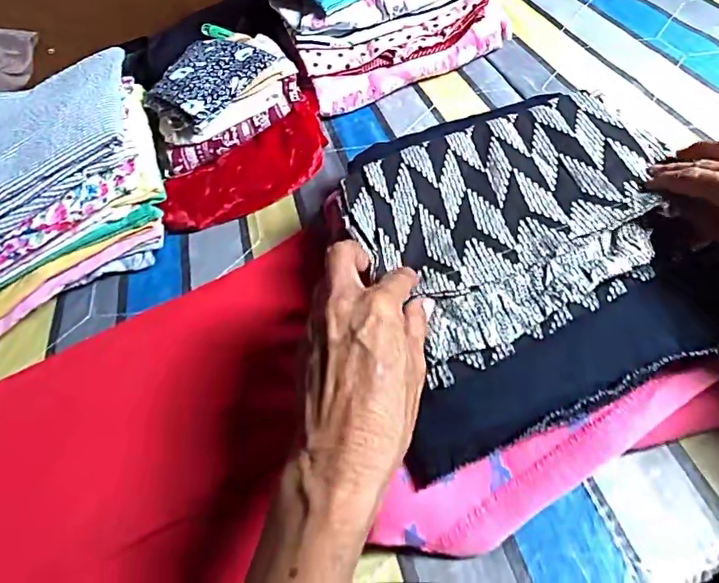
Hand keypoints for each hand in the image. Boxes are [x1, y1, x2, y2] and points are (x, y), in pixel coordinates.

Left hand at [296, 240, 429, 525]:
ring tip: (360, 305)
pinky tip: (345, 334)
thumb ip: (414, 332)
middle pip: (341, 254)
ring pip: (324, 282)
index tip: (410, 286)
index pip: (395, 276)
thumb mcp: (414, 376)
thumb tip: (417, 308)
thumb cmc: (384, 423)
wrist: (333, 464)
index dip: (406, 280)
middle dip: (358, 255)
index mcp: (376, 310)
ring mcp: (315, 323)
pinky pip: (316, 311)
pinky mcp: (301, 344)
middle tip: (372, 274)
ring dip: (342, 283)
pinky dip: (331, 311)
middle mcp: (341, 306)